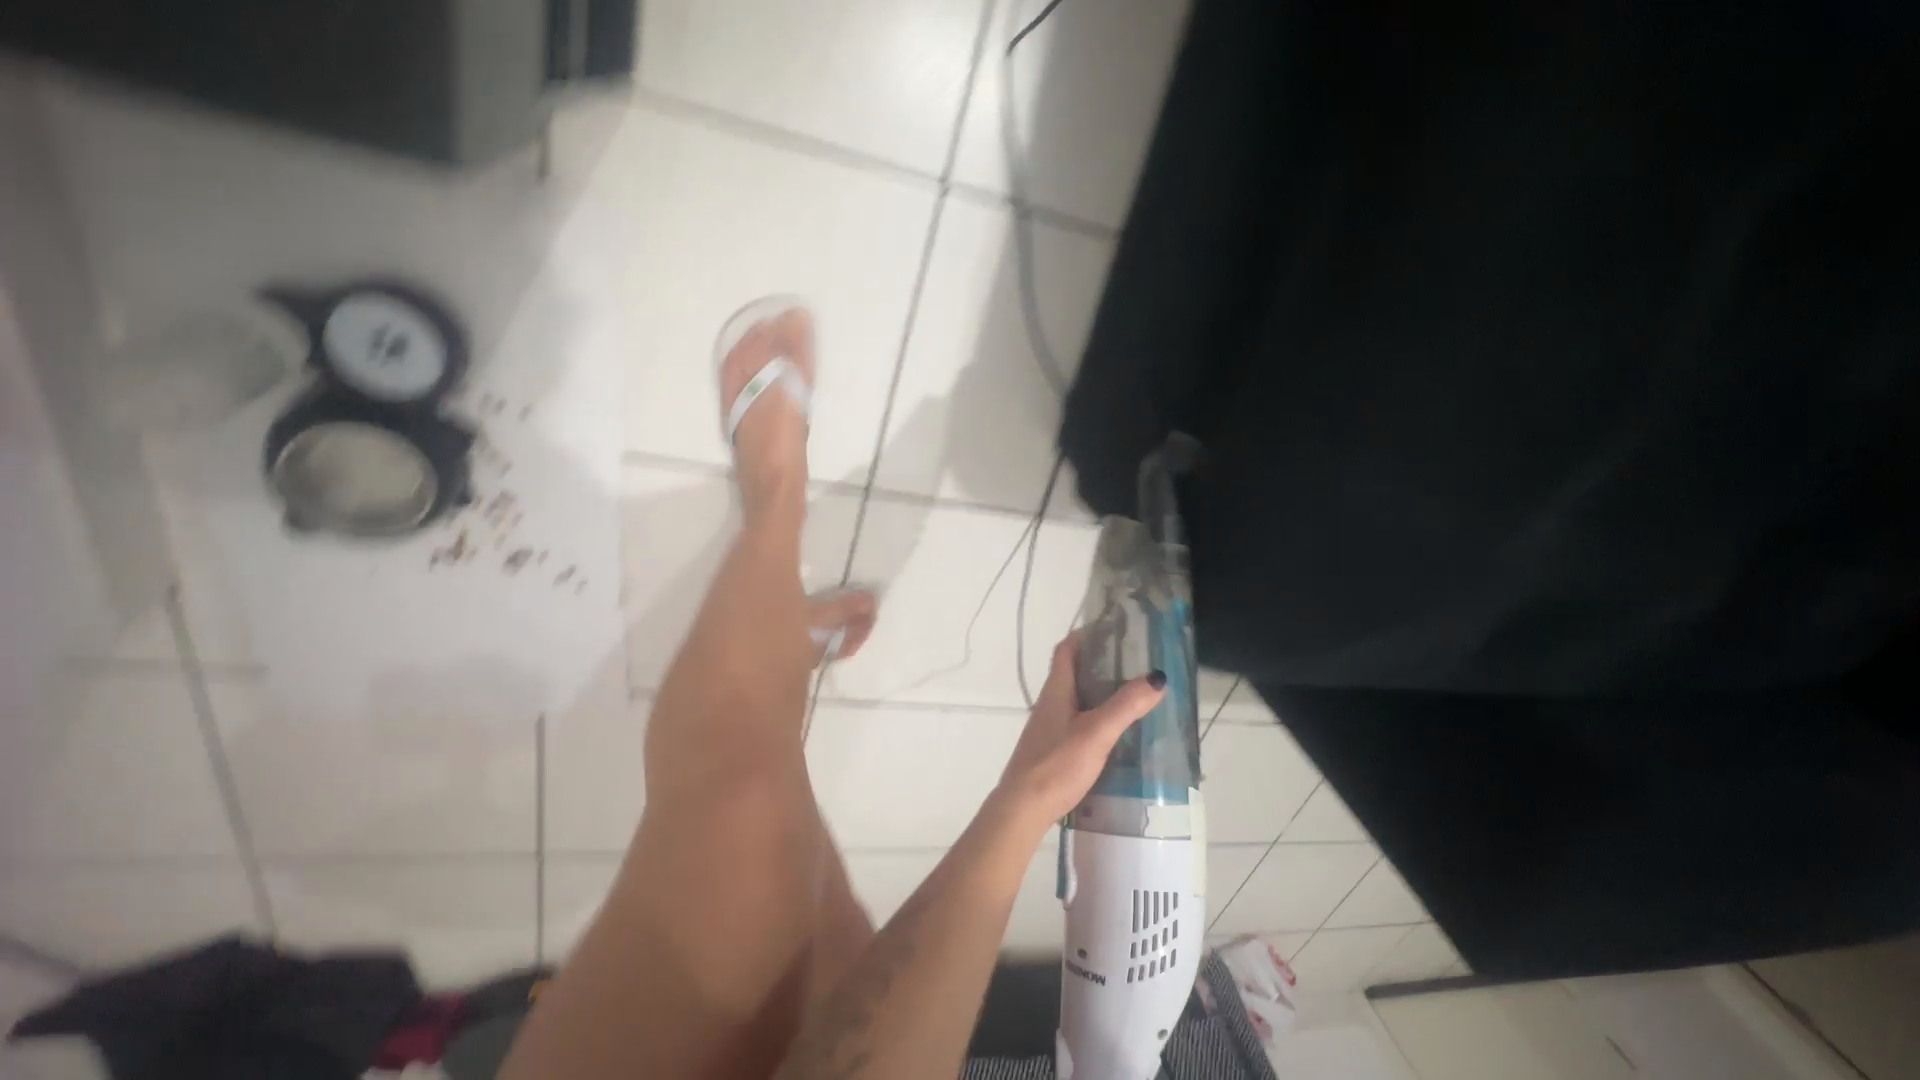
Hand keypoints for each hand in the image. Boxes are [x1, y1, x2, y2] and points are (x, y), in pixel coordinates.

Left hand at [993, 632, 1166, 832]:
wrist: (1023, 807)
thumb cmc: (1057, 764)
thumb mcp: (1096, 733)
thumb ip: (1125, 706)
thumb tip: (1156, 677)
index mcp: (1056, 690)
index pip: (1066, 650)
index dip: (1085, 635)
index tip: (1112, 630)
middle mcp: (1049, 703)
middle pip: (1072, 672)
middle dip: (1099, 663)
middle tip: (1133, 663)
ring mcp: (1048, 727)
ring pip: (1074, 698)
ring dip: (1098, 691)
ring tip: (1131, 694)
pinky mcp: (1051, 748)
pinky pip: (1075, 720)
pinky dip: (1095, 715)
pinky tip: (1114, 731)